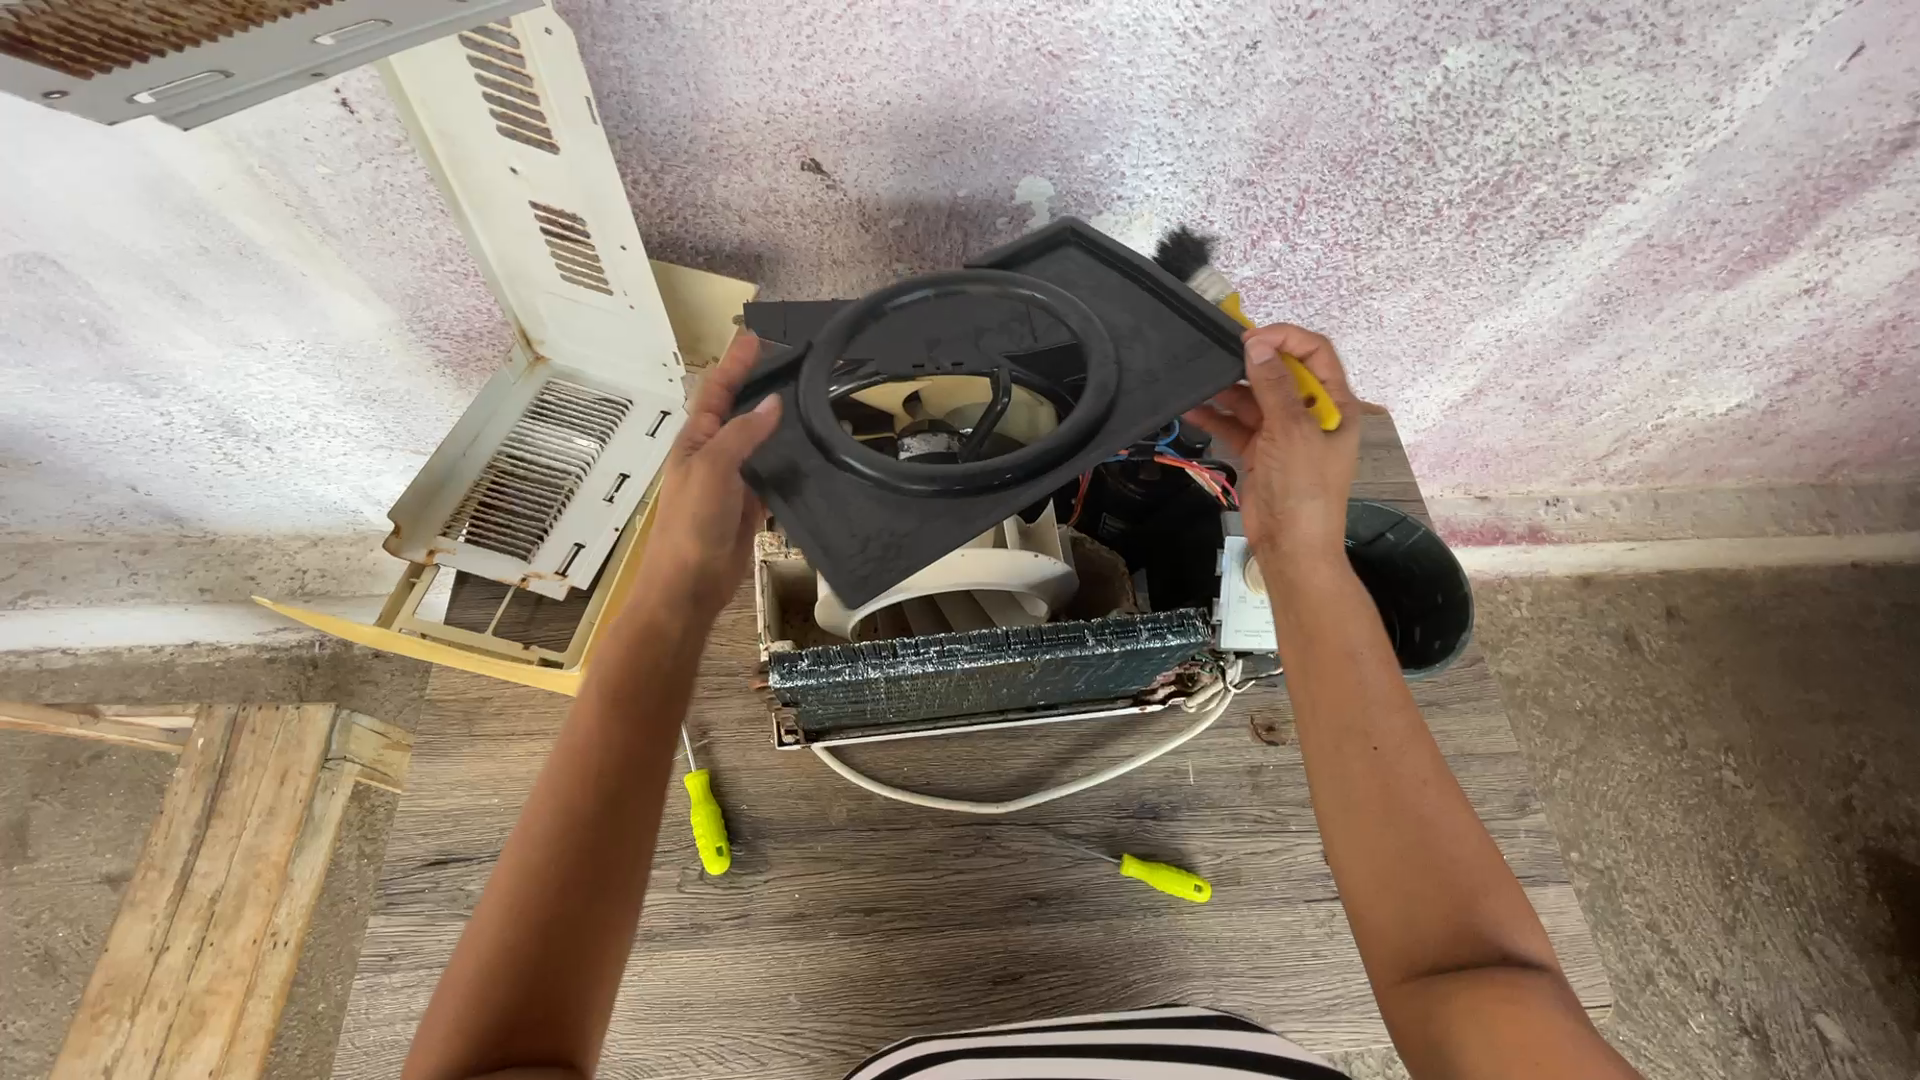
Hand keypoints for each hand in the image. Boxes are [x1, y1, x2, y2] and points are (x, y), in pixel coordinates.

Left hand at [625, 331, 781, 623]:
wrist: (689, 585)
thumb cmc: (691, 524)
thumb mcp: (712, 470)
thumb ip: (743, 435)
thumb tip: (773, 403)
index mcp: (696, 441)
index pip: (717, 392)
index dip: (734, 364)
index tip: (756, 338)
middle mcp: (714, 455)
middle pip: (739, 413)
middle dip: (758, 386)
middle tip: (792, 365)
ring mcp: (733, 482)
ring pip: (760, 444)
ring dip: (779, 423)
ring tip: (809, 401)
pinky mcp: (751, 507)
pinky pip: (773, 476)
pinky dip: (790, 462)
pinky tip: (810, 453)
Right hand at [1181, 324, 1360, 579]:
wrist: (1291, 545)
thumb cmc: (1303, 487)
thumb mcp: (1291, 432)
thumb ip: (1273, 386)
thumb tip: (1257, 344)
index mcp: (1333, 404)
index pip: (1314, 354)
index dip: (1285, 339)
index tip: (1250, 339)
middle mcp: (1309, 414)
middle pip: (1280, 373)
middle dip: (1251, 362)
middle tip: (1216, 354)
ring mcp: (1283, 434)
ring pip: (1253, 399)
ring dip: (1227, 390)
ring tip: (1197, 380)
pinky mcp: (1260, 452)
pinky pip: (1237, 425)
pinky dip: (1216, 416)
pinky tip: (1192, 408)